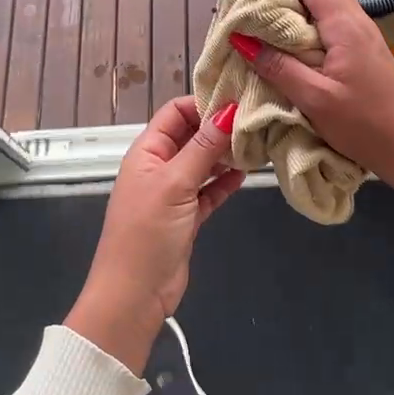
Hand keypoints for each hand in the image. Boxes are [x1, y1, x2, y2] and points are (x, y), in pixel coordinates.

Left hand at [64, 97, 246, 373]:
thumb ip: (203, 147)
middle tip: (258, 120)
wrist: (134, 295)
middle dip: (220, 128)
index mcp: (147, 151)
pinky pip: (209, 191)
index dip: (203, 103)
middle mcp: (159, 167)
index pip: (175, 112)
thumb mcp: (176, 183)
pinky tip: (247, 174)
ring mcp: (173, 193)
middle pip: (191, 136)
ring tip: (259, 144)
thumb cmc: (147, 232)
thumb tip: (229, 109)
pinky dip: (225, 182)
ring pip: (203, 163)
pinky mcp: (186, 218)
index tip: (239, 99)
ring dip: (226, 155)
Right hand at [231, 0, 393, 183]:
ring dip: (300, 1)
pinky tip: (292, 41)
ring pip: (330, 0)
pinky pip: (334, 19)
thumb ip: (278, 67)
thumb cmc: (363, 125)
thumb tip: (241, 39)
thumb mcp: (314, 99)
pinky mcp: (364, 50)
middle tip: (257, 0)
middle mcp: (358, 22)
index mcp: (346, 26)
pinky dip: (311, 19)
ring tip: (268, 19)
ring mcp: (364, 35)